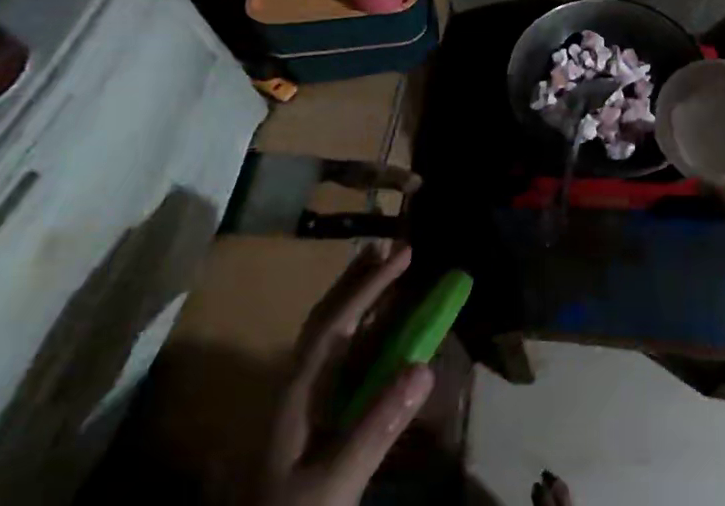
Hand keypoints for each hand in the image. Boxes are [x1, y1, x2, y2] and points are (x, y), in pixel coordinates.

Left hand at [263, 243, 434, 505]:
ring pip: (333, 337)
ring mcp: (307, 402)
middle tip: (390, 246)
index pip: (336, 323)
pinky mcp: (318, 419)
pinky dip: (366, 332)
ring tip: (386, 272)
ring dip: (360, 300)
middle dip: (357, 281)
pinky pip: (345, 359)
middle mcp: (301, 386)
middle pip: (327, 320)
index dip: (370, 285)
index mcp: (300, 391)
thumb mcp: (335, 478)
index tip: (405, 253)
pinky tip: (381, 331)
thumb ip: (375, 426)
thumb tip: (424, 366)